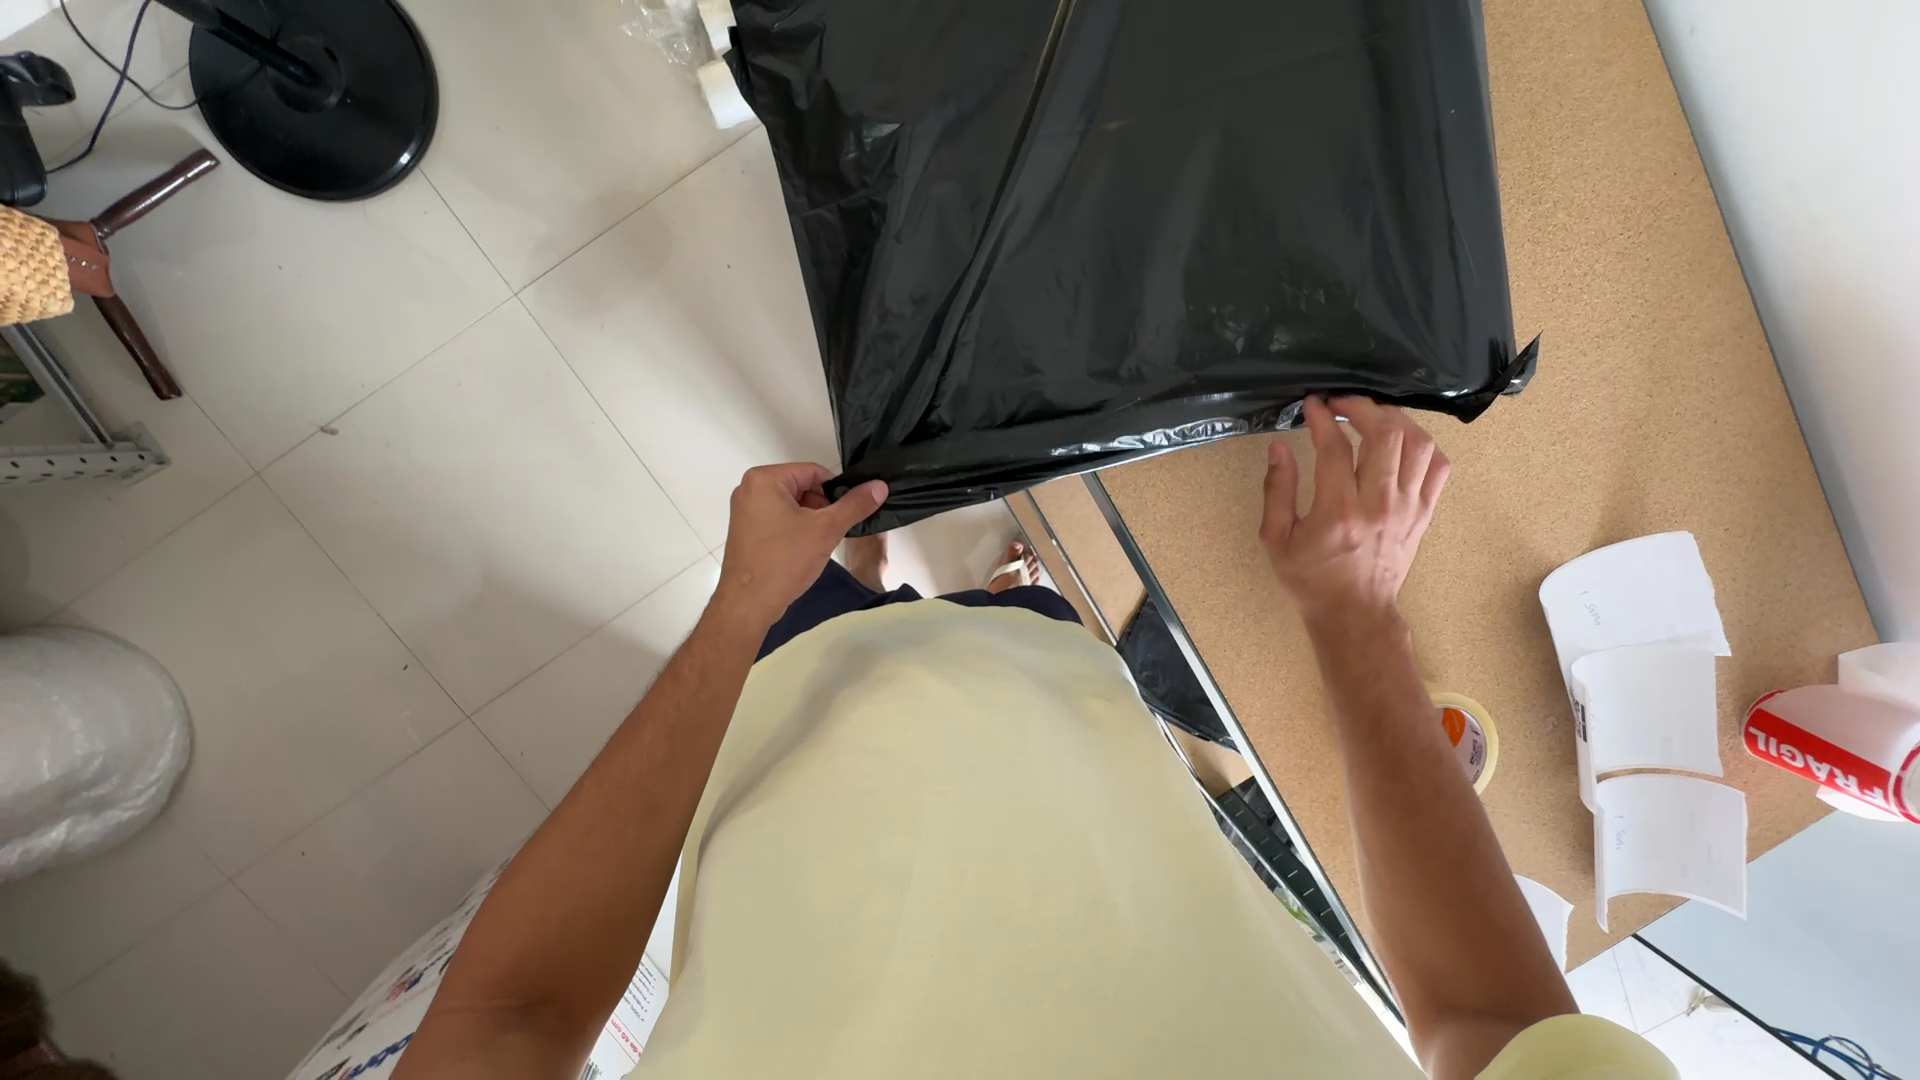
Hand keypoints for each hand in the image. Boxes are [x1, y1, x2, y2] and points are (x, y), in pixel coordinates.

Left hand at [713, 464, 886, 631]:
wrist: (748, 604)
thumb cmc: (785, 560)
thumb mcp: (826, 529)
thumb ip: (855, 505)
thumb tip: (879, 486)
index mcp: (764, 479)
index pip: (814, 472)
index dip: (837, 491)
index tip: (849, 513)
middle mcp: (749, 489)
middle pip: (802, 487)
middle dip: (823, 507)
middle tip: (834, 530)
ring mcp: (744, 511)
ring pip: (792, 505)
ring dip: (811, 520)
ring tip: (821, 543)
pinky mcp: (745, 531)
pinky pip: (778, 520)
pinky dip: (796, 530)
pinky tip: (805, 550)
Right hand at [1258, 396, 1448, 626]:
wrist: (1354, 613)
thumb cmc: (1310, 578)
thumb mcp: (1276, 539)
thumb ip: (1277, 491)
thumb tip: (1279, 448)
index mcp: (1337, 512)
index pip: (1335, 448)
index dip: (1322, 418)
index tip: (1312, 404)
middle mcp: (1378, 505)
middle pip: (1385, 435)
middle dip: (1363, 406)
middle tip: (1342, 402)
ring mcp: (1409, 508)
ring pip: (1417, 443)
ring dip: (1394, 420)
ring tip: (1372, 416)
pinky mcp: (1425, 513)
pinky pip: (1438, 465)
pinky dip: (1423, 444)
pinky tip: (1401, 442)